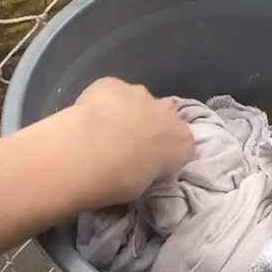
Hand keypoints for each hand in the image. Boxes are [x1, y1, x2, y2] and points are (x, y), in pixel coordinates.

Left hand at [53, 78, 193, 208]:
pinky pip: (111, 92)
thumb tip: (138, 169)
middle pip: (165, 117)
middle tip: (128, 145)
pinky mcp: (113, 84)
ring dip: (127, 112)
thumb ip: (147, 172)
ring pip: (138, 100)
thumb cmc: (121, 181)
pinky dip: (102, 102)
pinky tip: (88, 116)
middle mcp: (168, 114)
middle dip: (151, 126)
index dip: (165, 154)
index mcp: (182, 143)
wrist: (90, 153)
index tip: (150, 164)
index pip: (183, 147)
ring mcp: (141, 94)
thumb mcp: (142, 188)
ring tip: (104, 130)